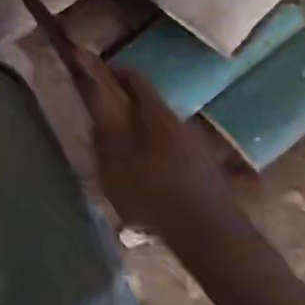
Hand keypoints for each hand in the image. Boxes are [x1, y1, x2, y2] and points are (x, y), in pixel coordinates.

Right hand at [73, 51, 234, 235]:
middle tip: (104, 115)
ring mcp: (196, 144)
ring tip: (123, 151)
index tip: (95, 72)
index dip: (113, 72)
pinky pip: (173, 149)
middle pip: (149, 102)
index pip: (134, 78)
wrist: (209, 232)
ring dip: (142, 132)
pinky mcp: (205, 168)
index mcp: (155, 114)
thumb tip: (96, 116)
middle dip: (126, 104)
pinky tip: (148, 176)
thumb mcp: (114, 167)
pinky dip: (156, 152)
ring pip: (161, 127)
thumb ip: (102, 138)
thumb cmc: (154, 194)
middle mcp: (178, 121)